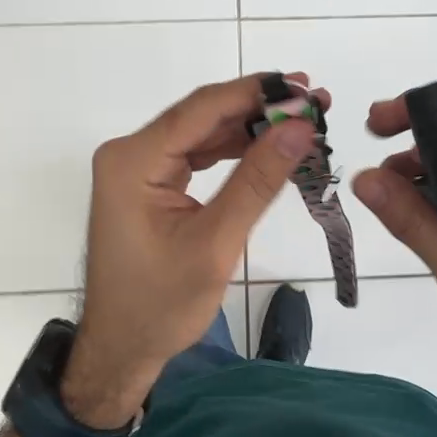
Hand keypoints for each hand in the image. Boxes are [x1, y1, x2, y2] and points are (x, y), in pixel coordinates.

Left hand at [63, 74, 326, 428]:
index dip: (255, 94)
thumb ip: (257, 181)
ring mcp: (139, 166)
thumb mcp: (215, 243)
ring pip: (203, 131)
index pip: (201, 110)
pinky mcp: (151, 181)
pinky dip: (234, 149)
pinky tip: (270, 145)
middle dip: (259, 107)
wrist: (121, 350)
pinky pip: (197, 152)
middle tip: (315, 100)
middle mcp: (130, 152)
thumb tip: (300, 128)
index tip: (304, 86)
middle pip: (203, 115)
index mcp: (132, 160)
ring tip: (302, 120)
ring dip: (251, 126)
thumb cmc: (161, 305)